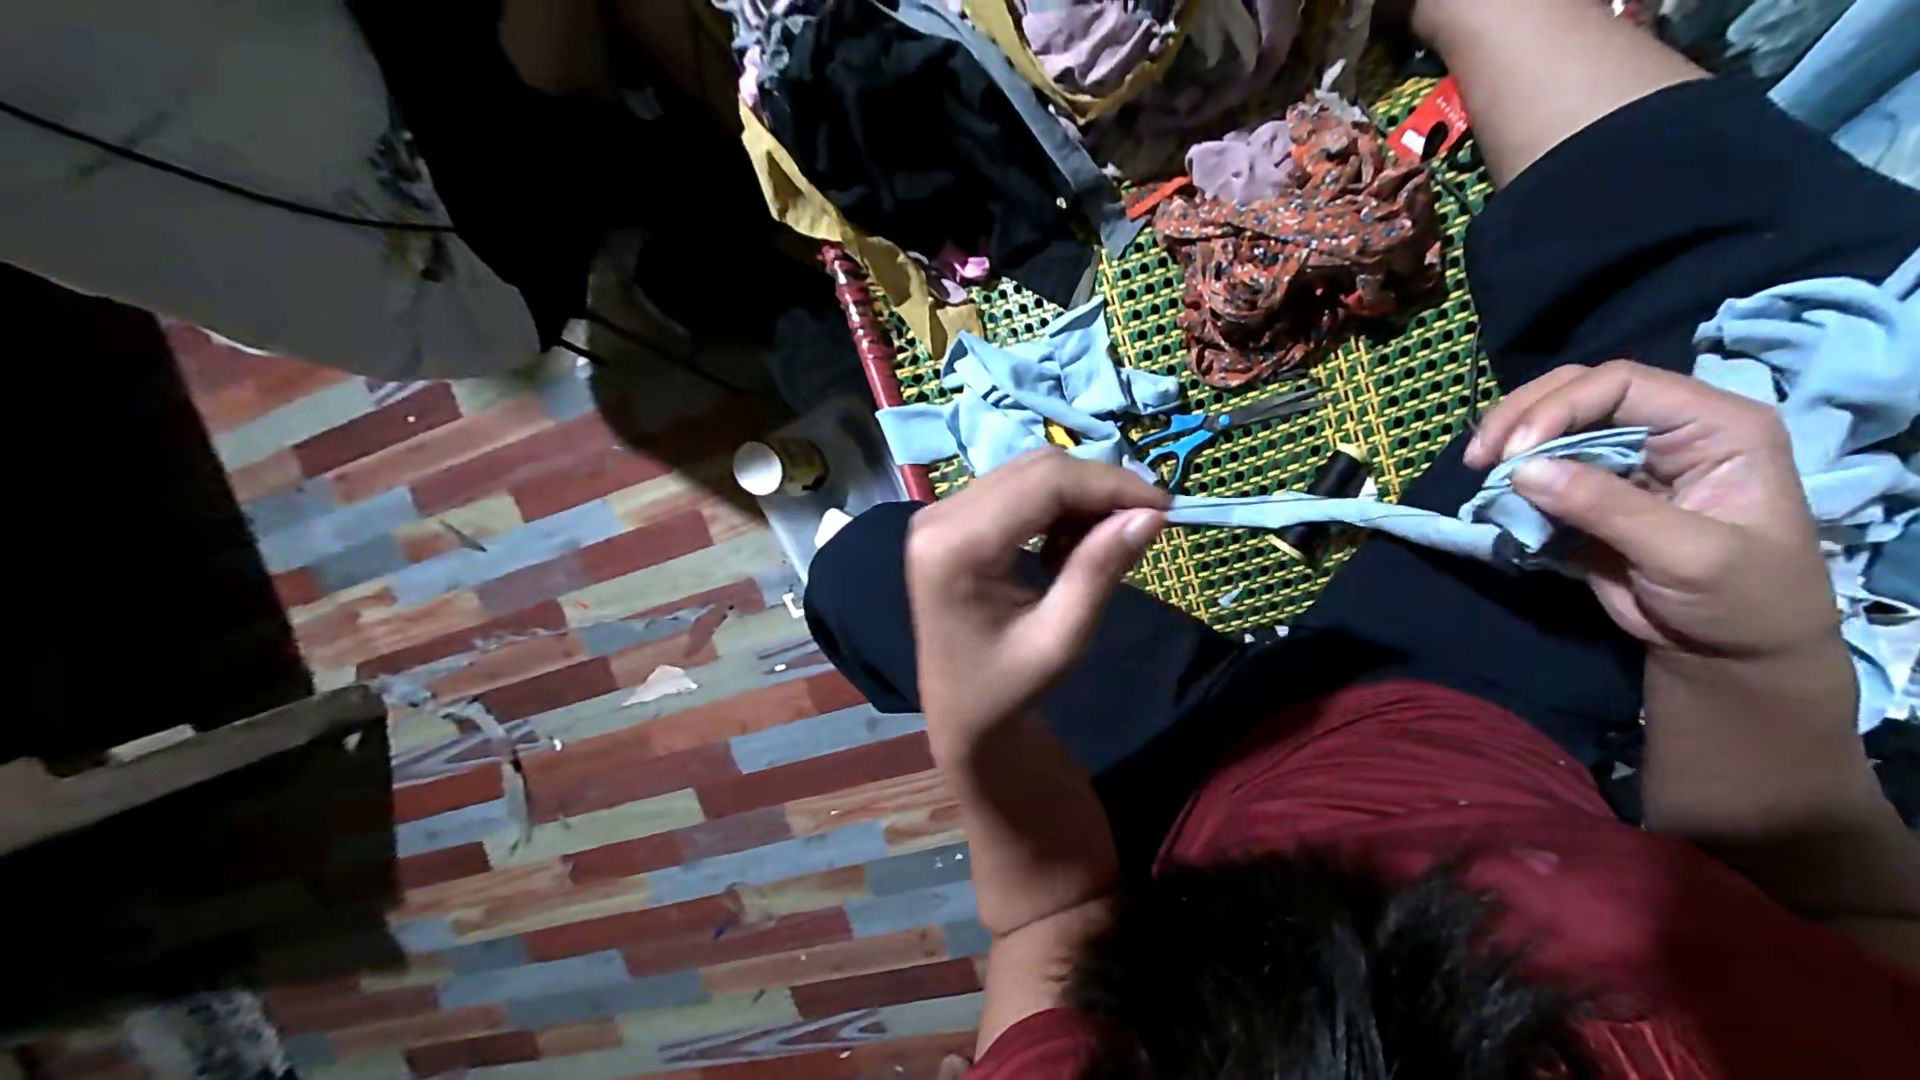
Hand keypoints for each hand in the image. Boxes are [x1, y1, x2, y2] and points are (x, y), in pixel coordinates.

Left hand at [904, 450, 1167, 749]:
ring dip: (1078, 497)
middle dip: (1099, 488)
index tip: (1164, 506)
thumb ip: (1099, 571)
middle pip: (1036, 469)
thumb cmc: (1006, 685)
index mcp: (956, 547)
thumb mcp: (1061, 639)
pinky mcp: (949, 518)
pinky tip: (1065, 547)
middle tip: (1143, 523)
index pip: (1045, 483)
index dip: (1110, 485)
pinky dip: (1054, 505)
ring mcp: (939, 513)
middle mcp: (939, 516)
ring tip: (1101, 544)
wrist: (958, 709)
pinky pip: (1014, 488)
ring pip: (1028, 472)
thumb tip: (1150, 515)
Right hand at [1464, 360, 1838, 659]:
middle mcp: (1667, 429)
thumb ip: (1607, 507)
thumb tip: (1521, 470)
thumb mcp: (1686, 554)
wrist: (1726, 649)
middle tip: (1478, 459)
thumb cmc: (1741, 598)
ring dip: (1505, 442)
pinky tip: (1490, 493)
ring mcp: (1624, 458)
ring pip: (1549, 421)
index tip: (1511, 455)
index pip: (1621, 384)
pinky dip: (1506, 474)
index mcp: (1714, 427)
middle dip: (1519, 417)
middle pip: (1576, 390)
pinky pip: (1537, 464)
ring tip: (1478, 472)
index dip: (1557, 408)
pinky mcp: (1588, 488)